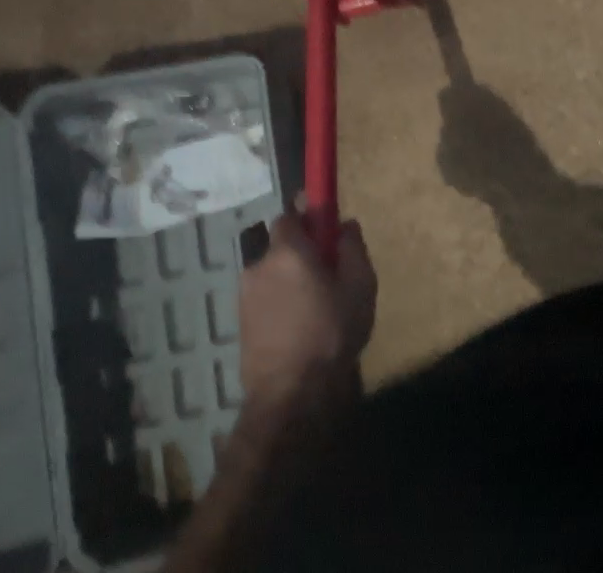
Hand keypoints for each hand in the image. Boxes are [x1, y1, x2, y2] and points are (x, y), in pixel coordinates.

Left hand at [239, 216, 376, 413]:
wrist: (291, 389)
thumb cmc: (332, 329)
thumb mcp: (360, 285)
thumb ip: (352, 249)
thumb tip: (344, 225)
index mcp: (288, 253)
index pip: (290, 215)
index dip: (308, 213)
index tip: (327, 219)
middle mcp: (259, 267)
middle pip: (283, 245)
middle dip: (306, 251)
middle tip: (335, 270)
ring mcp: (245, 295)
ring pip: (276, 272)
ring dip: (295, 277)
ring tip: (323, 302)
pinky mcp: (242, 320)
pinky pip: (268, 295)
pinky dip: (285, 298)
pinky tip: (305, 321)